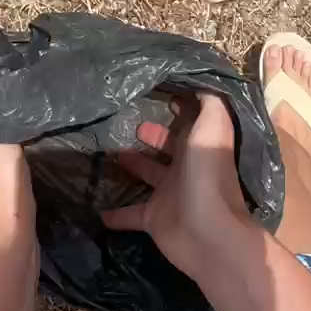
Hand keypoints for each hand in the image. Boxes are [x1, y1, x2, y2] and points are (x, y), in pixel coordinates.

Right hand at [102, 92, 257, 276]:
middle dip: (154, 134)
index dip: (180, 106)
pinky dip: (115, 214)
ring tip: (109, 153)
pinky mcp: (154, 218)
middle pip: (168, 146)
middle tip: (132, 124)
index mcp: (199, 143)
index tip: (161, 92)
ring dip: (132, 164)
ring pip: (148, 174)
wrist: (208, 231)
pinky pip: (130, 214)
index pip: (189, 120)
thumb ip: (209, 100)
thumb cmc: (208, 172)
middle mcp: (185, 166)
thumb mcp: (213, 125)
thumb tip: (201, 80)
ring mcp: (170, 193)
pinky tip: (97, 210)